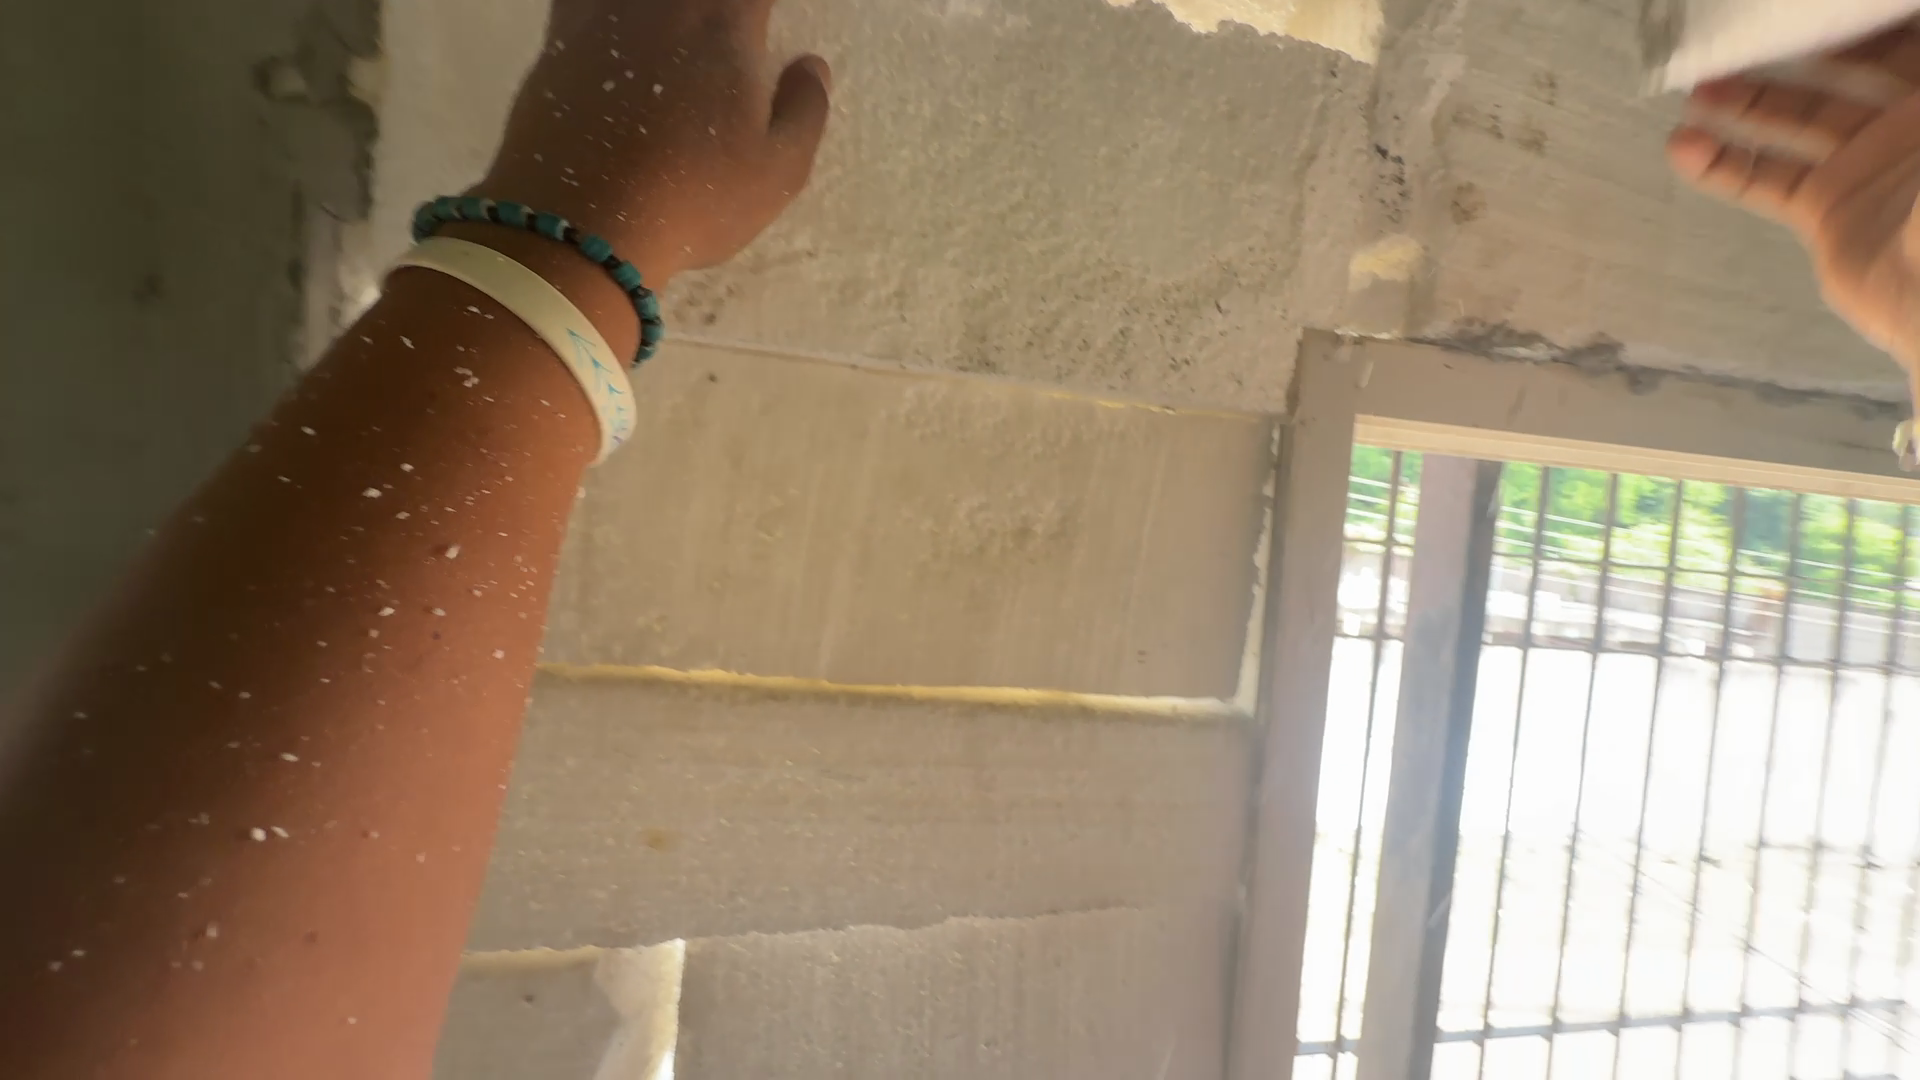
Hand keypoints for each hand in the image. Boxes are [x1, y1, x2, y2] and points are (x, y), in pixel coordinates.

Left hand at [478, 0, 831, 283]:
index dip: (764, 9)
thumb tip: (812, 66)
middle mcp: (667, 2)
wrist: (589, 221)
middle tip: (734, 29)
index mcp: (727, 26)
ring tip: (689, 25)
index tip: (770, 27)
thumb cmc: (698, 200)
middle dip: (726, 11)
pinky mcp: (561, 34)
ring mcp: (607, 11)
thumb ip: (804, 111)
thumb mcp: (778, 173)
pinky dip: (610, 9)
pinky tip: (624, 24)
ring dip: (676, 13)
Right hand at [1667, 27, 1919, 393]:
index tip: (1811, 4)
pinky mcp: (1829, 206)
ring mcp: (1873, 160)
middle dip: (1805, 44)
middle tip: (1746, 34)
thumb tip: (1890, 25)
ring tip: (1699, 89)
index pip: (1910, 31)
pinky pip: (1765, 180)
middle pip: (1860, 60)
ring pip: (1802, 117)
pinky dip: (1722, 166)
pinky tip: (1683, 148)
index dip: (1867, 13)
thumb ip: (1918, 80)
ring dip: (1750, 102)